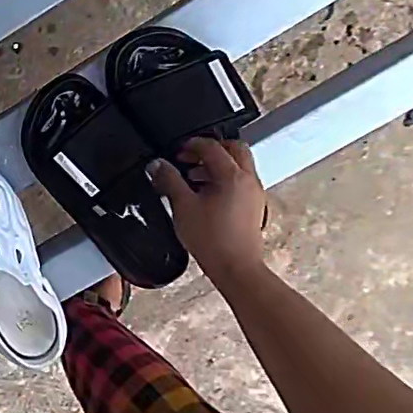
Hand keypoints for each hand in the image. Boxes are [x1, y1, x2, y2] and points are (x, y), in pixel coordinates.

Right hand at [148, 137, 268, 280]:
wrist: (235, 268)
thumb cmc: (214, 240)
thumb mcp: (182, 205)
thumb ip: (169, 180)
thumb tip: (158, 165)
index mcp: (232, 176)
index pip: (212, 146)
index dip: (192, 144)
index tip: (178, 151)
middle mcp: (248, 181)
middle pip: (234, 148)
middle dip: (211, 148)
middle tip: (191, 156)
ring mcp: (254, 194)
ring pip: (240, 164)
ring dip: (218, 163)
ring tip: (194, 175)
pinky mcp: (253, 207)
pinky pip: (241, 181)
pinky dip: (225, 178)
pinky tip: (206, 193)